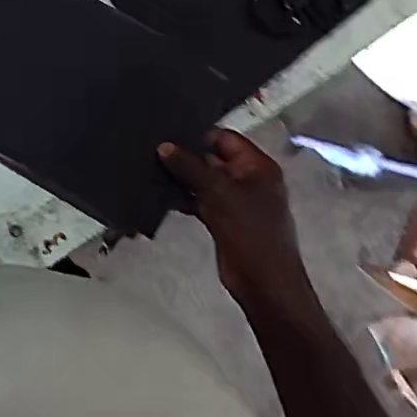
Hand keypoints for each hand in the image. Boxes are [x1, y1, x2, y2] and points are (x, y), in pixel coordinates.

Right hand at [158, 130, 314, 312]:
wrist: (264, 284)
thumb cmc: (250, 233)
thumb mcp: (218, 193)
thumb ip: (190, 167)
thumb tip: (164, 146)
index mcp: (258, 166)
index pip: (224, 138)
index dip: (198, 134)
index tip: (168, 133)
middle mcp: (248, 179)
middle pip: (212, 157)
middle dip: (185, 156)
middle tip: (153, 149)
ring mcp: (236, 199)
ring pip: (204, 179)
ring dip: (182, 177)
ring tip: (152, 169)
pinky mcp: (224, 217)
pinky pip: (201, 198)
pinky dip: (185, 196)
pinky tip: (163, 194)